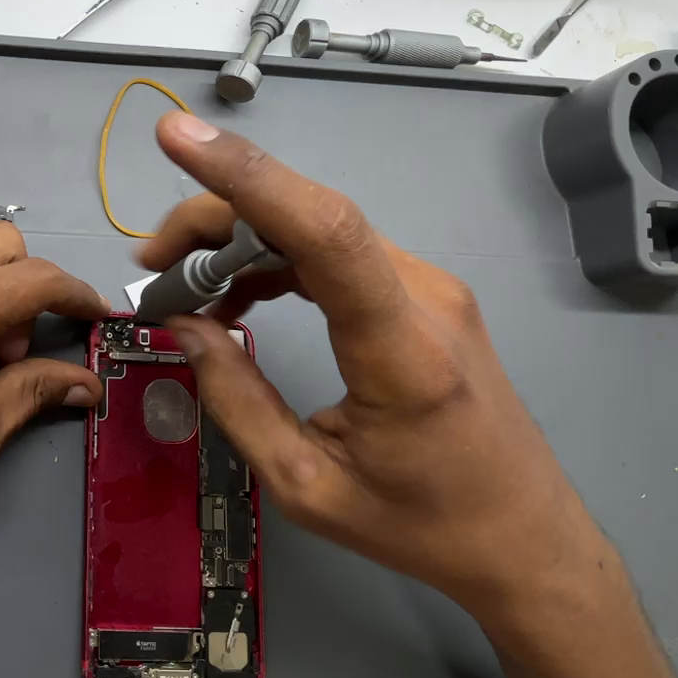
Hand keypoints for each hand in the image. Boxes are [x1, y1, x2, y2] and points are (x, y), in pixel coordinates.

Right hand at [138, 113, 606, 619]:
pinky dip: (270, 258)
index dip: (245, 175)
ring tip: (178, 283)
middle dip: (213, 220)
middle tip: (150, 265)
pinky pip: (331, 251)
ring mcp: (427, 287)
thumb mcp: (305, 484)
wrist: (526, 541)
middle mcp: (422, 295)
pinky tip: (233, 296)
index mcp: (401, 349)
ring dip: (237, 239)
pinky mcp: (418, 293)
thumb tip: (183, 323)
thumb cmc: (419, 526)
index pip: (323, 230)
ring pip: (313, 227)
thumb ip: (236, 399)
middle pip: (304, 216)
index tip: (175, 137)